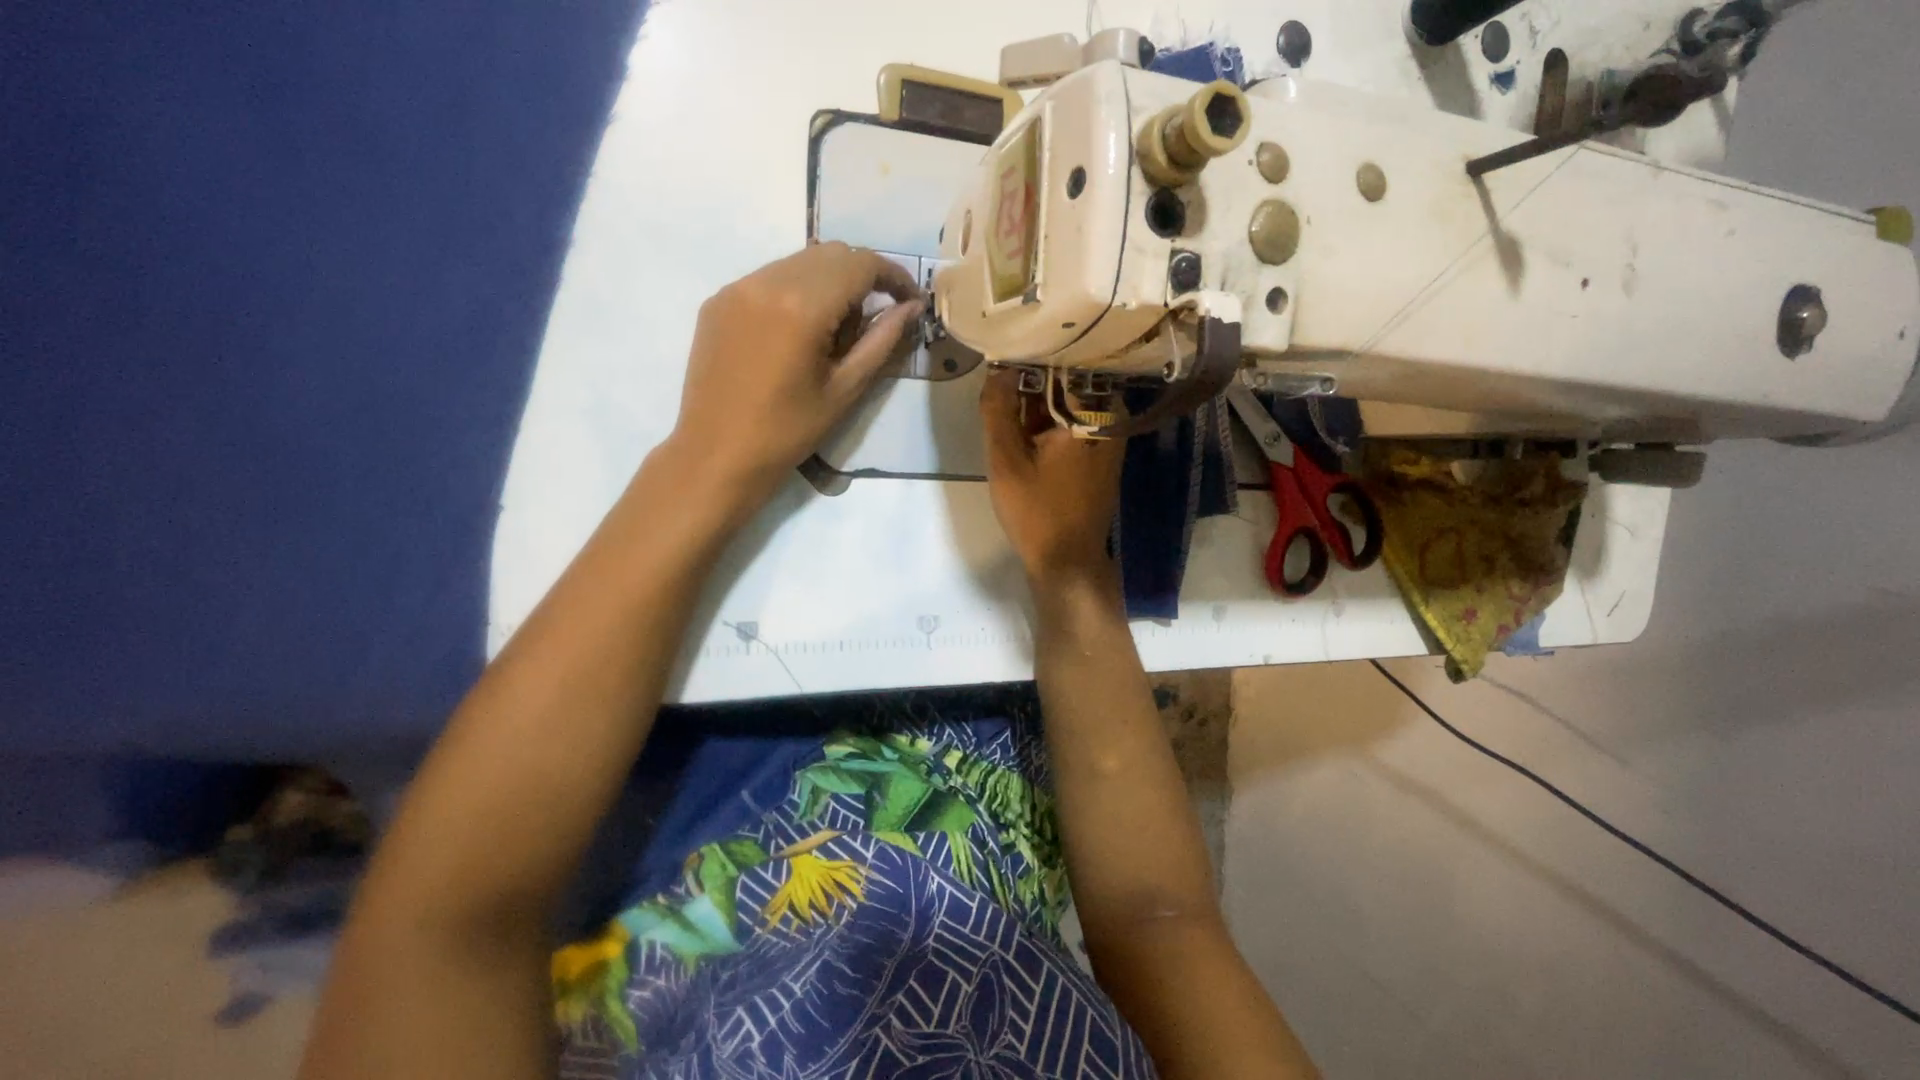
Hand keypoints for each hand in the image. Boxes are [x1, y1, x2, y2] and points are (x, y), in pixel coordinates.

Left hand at [663, 243, 921, 510]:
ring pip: (799, 261)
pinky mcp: (719, 301)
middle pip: (832, 254)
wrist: (715, 455)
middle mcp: (767, 282)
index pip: (861, 264)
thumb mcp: (844, 390)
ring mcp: (737, 288)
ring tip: (832, 332)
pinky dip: (795, 291)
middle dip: (862, 277)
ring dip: (828, 282)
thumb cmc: (787, 432)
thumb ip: (881, 341)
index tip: (910, 302)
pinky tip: (796, 334)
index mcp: (802, 306)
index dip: (894, 277)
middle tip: (873, 321)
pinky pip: (769, 277)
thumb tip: (911, 308)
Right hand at [980, 369, 1126, 591]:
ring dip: (1040, 400)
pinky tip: (1023, 421)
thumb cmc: (1036, 512)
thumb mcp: (1006, 460)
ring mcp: (1107, 439)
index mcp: (1091, 416)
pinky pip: (1074, 424)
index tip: (1006, 346)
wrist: (1067, 563)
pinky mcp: (1100, 455)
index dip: (1033, 354)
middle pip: (1068, 382)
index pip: (1064, 365)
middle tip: (1000, 369)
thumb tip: (997, 367)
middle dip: (1035, 376)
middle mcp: (1107, 421)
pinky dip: (1050, 420)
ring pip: (1069, 403)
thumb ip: (998, 410)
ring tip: (1005, 391)